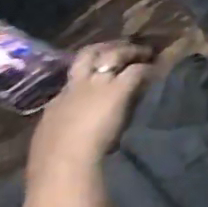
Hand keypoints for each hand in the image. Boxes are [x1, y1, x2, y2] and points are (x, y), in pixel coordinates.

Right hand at [27, 42, 152, 179]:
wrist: (62, 160)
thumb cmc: (52, 159)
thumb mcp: (51, 137)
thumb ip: (61, 127)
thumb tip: (67, 131)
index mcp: (59, 99)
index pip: (74, 75)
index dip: (88, 68)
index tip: (99, 66)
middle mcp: (76, 85)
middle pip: (89, 54)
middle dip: (105, 47)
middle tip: (122, 46)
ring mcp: (98, 83)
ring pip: (114, 54)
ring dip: (130, 51)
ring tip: (145, 51)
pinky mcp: (118, 89)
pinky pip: (136, 71)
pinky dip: (147, 68)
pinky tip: (156, 68)